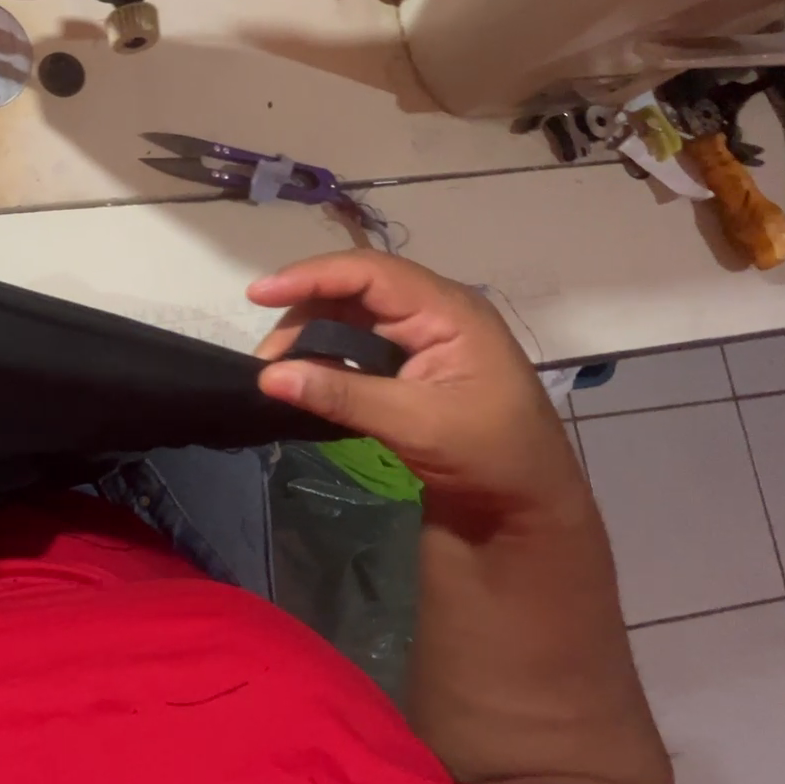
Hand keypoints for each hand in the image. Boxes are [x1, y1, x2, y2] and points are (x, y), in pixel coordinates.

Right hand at [249, 251, 584, 530]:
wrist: (525, 510)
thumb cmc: (490, 457)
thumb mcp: (416, 424)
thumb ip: (341, 395)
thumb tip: (268, 376)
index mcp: (448, 311)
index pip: (369, 273)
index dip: (311, 276)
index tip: (259, 294)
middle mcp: (430, 314)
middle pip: (351, 292)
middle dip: (302, 315)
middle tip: (266, 360)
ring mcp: (418, 339)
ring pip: (346, 319)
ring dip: (307, 340)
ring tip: (277, 376)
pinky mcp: (404, 366)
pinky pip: (352, 347)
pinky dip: (321, 360)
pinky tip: (301, 380)